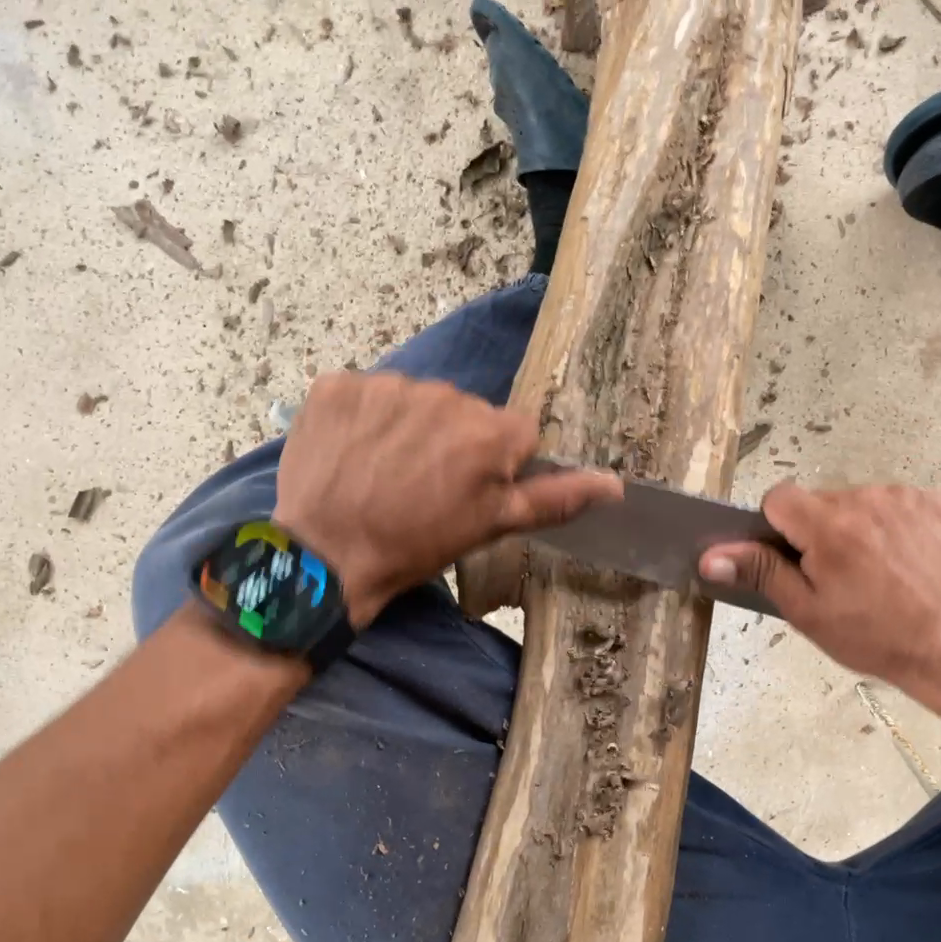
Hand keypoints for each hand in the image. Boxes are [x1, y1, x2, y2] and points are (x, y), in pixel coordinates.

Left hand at [274, 373, 621, 626]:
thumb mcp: (493, 527)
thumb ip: (555, 498)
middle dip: (453, 441)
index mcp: (490, 431)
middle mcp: (444, 395)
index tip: (466, 491)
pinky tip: (354, 452)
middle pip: (465, 411)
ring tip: (384, 471)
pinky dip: (363, 418)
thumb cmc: (416, 545)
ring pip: (416, 399)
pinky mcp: (337, 385)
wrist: (325, 556)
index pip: (513, 432)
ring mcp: (385, 385)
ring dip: (408, 427)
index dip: (494, 464)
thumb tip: (615, 484)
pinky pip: (366, 393)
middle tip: (422, 486)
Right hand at [699, 483, 940, 693]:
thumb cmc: (871, 636)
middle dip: (817, 530)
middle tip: (837, 577)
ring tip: (872, 571)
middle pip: (817, 500)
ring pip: (853, 500)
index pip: (778, 497)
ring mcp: (904, 497)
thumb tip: (710, 556)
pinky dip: (888, 523)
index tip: (796, 560)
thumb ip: (760, 572)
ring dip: (853, 526)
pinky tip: (899, 557)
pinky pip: (891, 501)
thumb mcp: (806, 611)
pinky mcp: (932, 501)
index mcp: (829, 525)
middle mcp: (866, 498)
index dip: (779, 529)